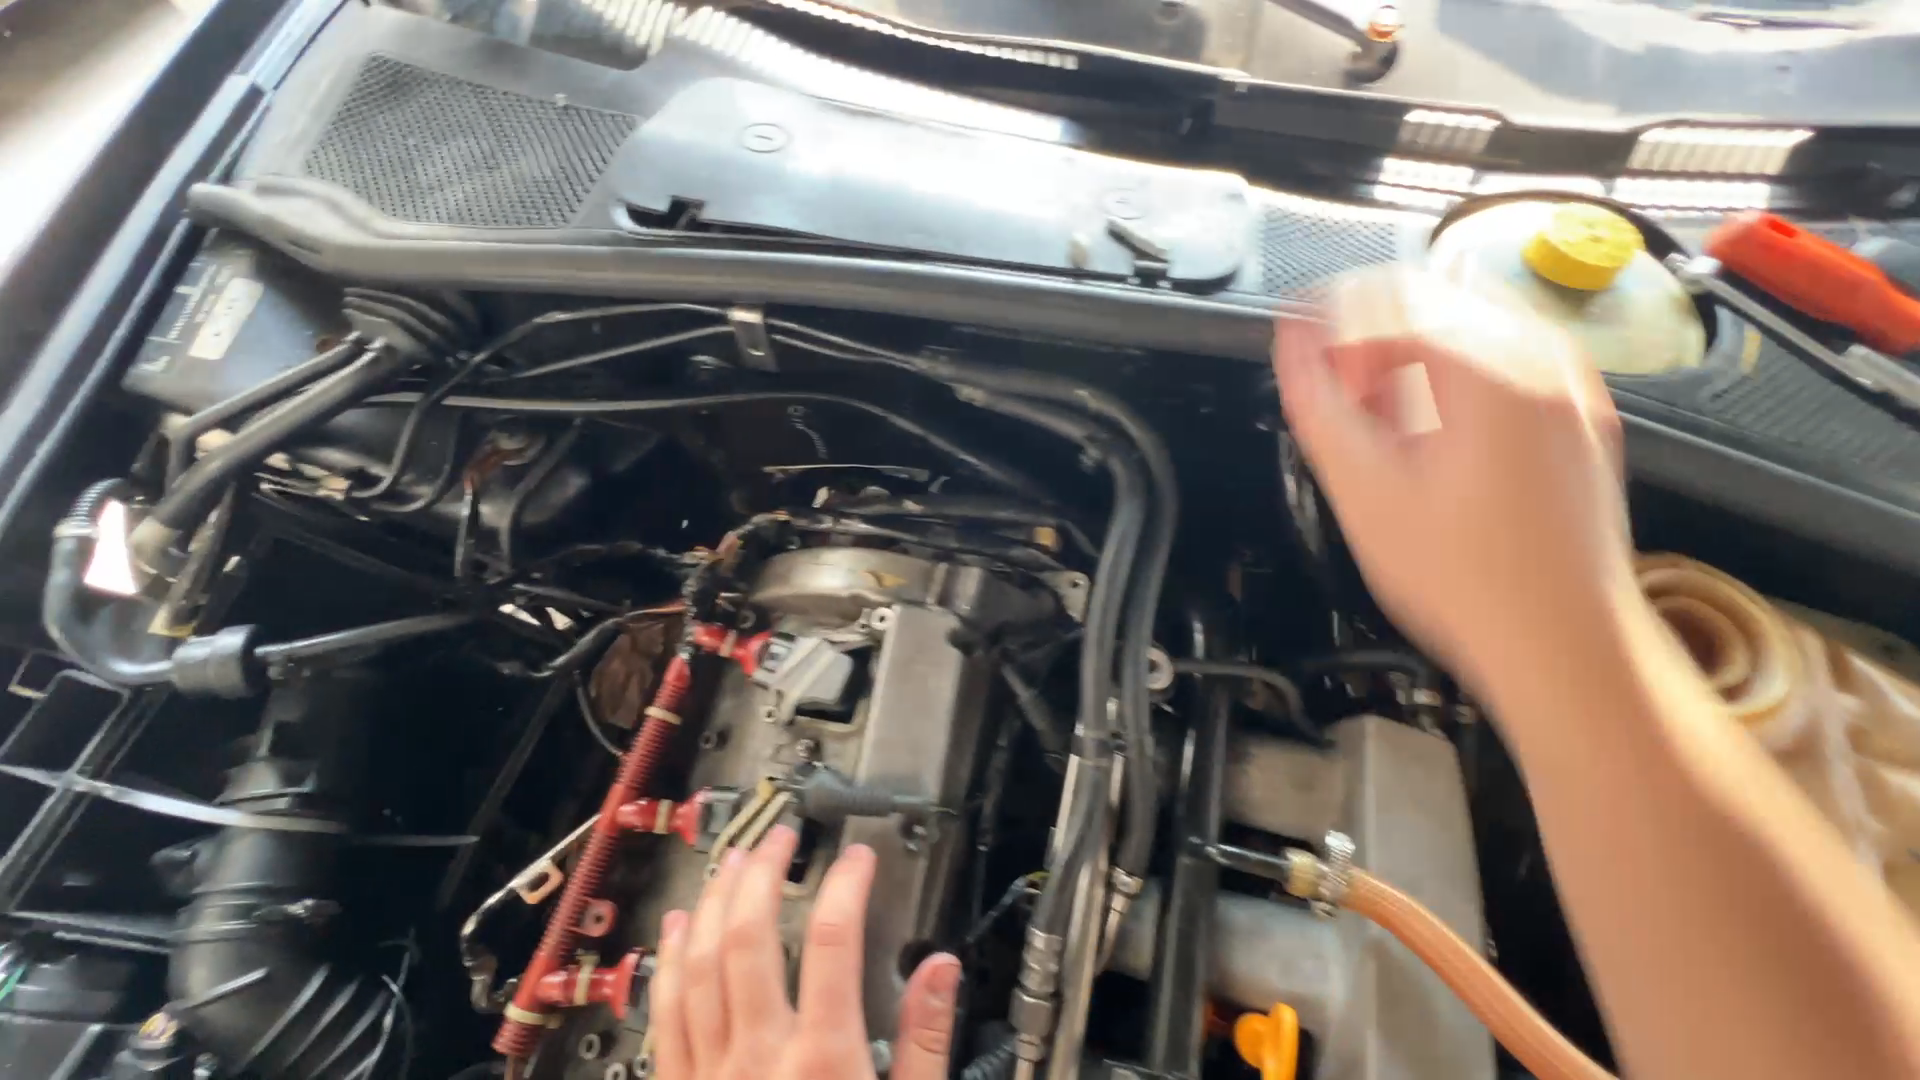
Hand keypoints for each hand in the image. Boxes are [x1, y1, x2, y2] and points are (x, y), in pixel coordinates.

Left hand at [649, 826, 962, 1079]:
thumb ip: (926, 1040)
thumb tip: (941, 968)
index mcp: (823, 1061)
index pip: (833, 942)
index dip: (846, 885)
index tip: (858, 856)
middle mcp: (758, 1060)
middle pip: (750, 938)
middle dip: (763, 873)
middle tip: (781, 836)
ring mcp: (710, 1077)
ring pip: (699, 966)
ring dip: (714, 902)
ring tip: (730, 859)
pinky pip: (665, 1016)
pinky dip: (671, 962)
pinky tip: (679, 929)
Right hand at [1274, 266, 1634, 690]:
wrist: (1562, 643)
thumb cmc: (1469, 582)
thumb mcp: (1364, 493)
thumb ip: (1319, 407)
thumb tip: (1292, 345)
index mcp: (1487, 369)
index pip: (1387, 297)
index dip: (1326, 322)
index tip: (1297, 354)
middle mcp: (1542, 362)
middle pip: (1431, 303)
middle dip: (1368, 341)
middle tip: (1336, 398)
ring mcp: (1570, 390)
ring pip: (1468, 331)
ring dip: (1407, 362)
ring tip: (1378, 424)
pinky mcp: (1577, 421)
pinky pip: (1504, 366)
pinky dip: (1451, 384)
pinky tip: (1428, 439)